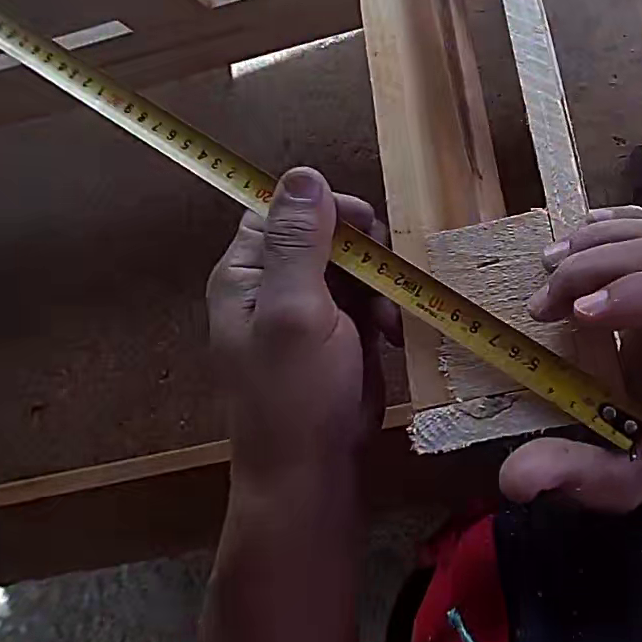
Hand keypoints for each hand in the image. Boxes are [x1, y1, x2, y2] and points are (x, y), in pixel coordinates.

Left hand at [207, 168, 398, 480]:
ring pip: (355, 266)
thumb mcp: (297, 311)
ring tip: (388, 318)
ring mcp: (311, 310)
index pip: (280, 211)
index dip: (323, 208)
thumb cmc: (297, 392)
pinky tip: (394, 333)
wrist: (315, 468)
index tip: (363, 225)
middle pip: (325, 234)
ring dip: (380, 285)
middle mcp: (275, 285)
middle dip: (363, 253)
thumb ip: (298, 242)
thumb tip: (302, 174)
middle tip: (381, 280)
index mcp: (248, 274)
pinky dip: (387, 309)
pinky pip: (370, 298)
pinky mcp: (342, 332)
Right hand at [500, 205, 641, 511]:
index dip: (638, 294)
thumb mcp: (619, 482)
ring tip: (549, 263)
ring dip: (600, 239)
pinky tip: (581, 228)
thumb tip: (513, 478)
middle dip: (595, 268)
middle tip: (540, 304)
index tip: (575, 315)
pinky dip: (617, 221)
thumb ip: (574, 477)